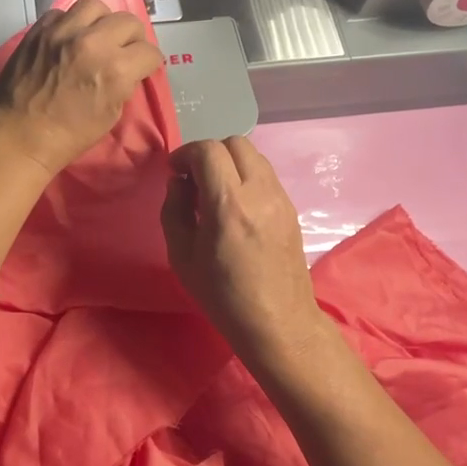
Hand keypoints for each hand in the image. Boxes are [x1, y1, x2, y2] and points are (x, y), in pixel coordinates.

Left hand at [0, 0, 162, 178]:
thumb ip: (124, 84)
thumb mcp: (111, 115)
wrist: (19, 137)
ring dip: (101, 21)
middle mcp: (91, 42)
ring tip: (95, 36)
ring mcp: (62, 31)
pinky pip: (62, 13)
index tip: (141, 68)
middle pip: (128, 22)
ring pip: (95, 6)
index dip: (148, 63)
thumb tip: (128, 69)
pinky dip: (70, 24)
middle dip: (131, 38)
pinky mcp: (38, 30)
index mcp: (115, 69)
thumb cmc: (68, 135)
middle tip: (122, 51)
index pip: (149, 52)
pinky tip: (67, 40)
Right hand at [161, 137, 319, 353]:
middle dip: (209, 152)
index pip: (208, 151)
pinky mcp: (291, 208)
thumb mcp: (182, 255)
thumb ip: (175, 210)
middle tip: (194, 178)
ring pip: (254, 155)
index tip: (175, 172)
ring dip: (230, 162)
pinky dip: (246, 176)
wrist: (277, 323)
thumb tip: (180, 182)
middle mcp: (259, 192)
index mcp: (228, 204)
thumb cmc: (222, 295)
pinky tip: (236, 205)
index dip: (186, 153)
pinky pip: (266, 175)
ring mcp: (280, 198)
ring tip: (215, 190)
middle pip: (235, 143)